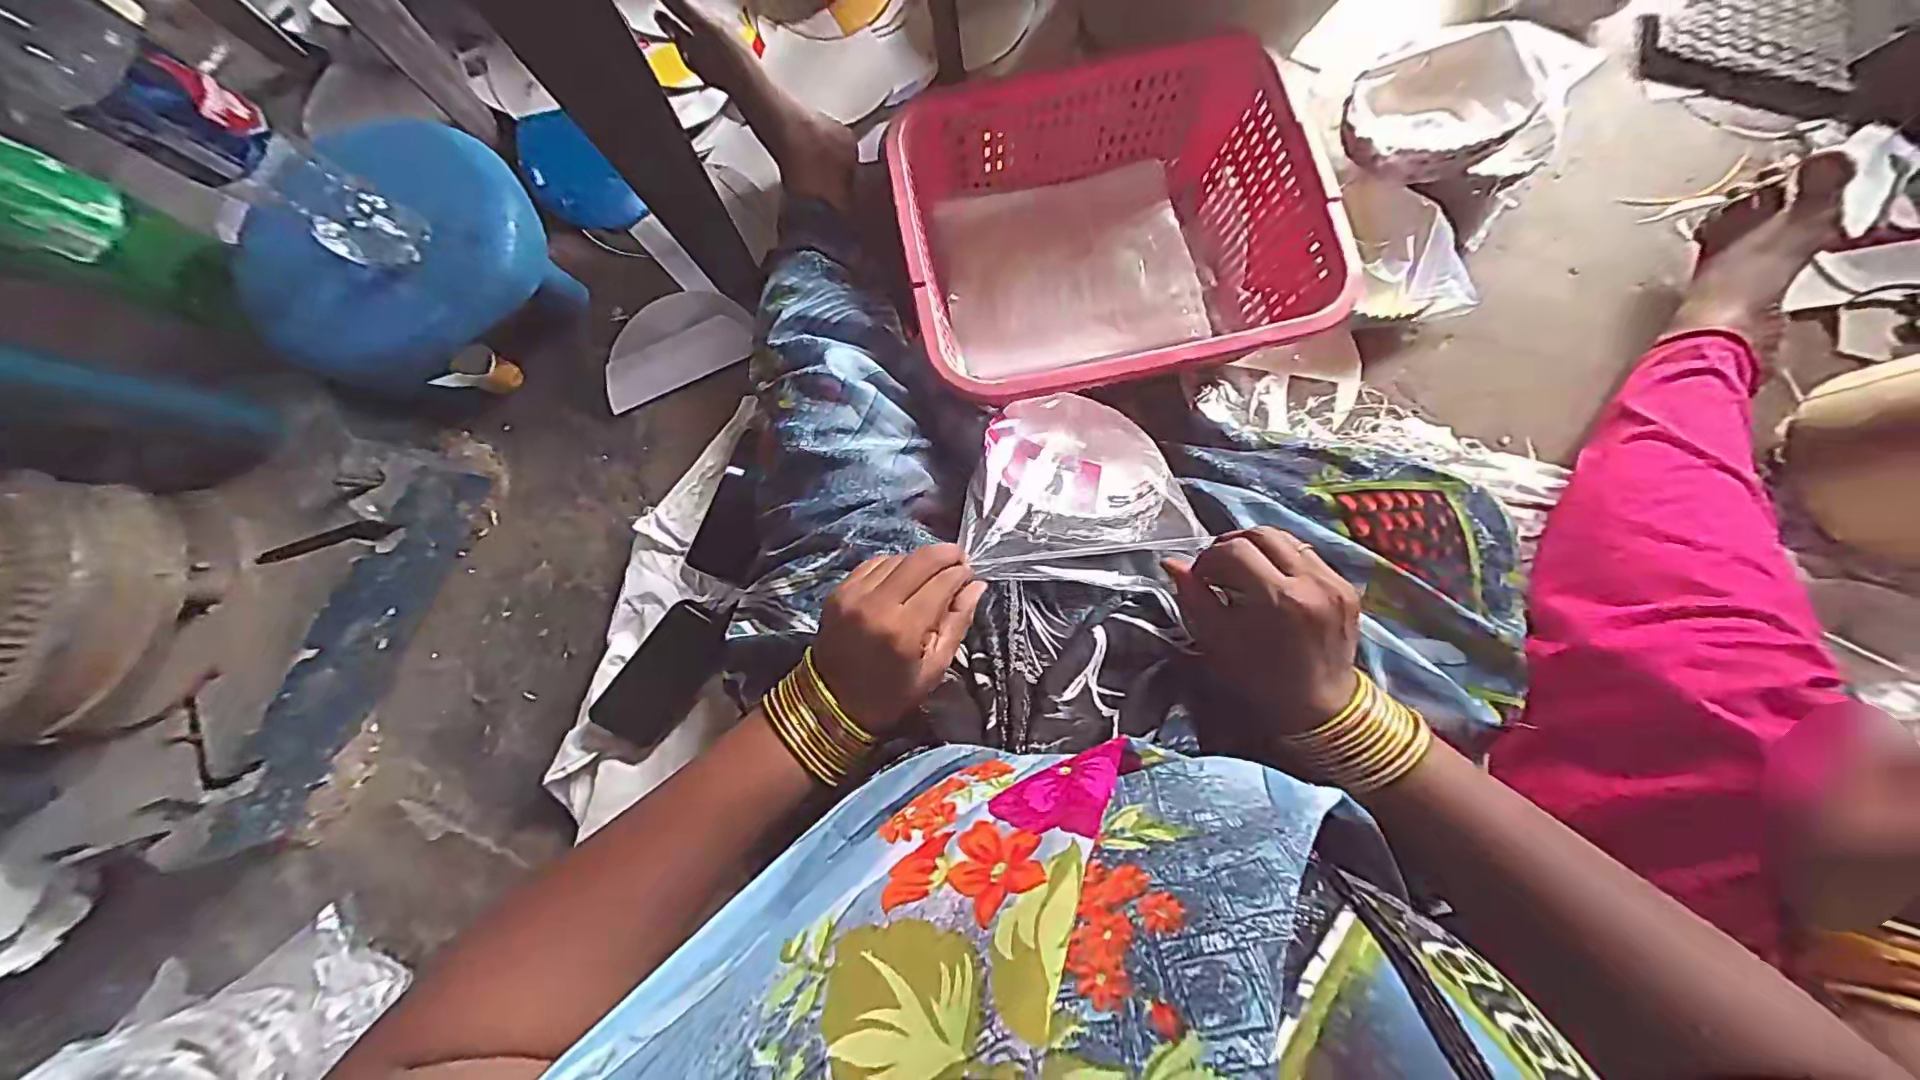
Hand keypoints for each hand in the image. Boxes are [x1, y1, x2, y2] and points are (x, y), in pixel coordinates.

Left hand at [811, 544, 986, 735]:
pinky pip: (873, 564)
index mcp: (904, 630)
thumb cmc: (891, 695)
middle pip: (920, 560)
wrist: (832, 704)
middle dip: (945, 554)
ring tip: (931, 573)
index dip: (961, 574)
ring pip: (897, 558)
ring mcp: (853, 595)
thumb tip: (976, 586)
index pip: (942, 583)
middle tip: (959, 559)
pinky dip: (894, 566)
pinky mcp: (839, 592)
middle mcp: (877, 605)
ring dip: (919, 561)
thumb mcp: (934, 669)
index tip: (970, 576)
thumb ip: (957, 623)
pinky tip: (903, 578)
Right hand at [1166, 528, 1360, 740]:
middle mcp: (1311, 583)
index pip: (1233, 549)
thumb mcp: (1216, 639)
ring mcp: (1333, 583)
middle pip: (1261, 534)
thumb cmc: (1258, 676)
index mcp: (1277, 599)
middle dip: (1230, 545)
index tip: (1200, 577)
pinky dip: (1281, 559)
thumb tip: (1173, 562)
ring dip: (1256, 547)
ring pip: (1286, 538)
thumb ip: (1193, 596)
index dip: (1208, 559)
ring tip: (1242, 570)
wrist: (1317, 704)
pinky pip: (1306, 555)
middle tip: (1217, 568)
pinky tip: (1270, 580)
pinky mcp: (1346, 587)